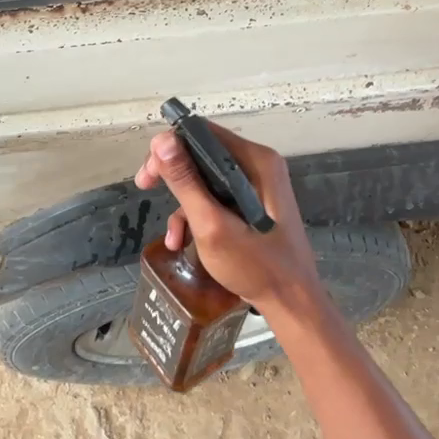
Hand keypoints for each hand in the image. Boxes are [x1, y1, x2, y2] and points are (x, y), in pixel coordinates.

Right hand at [135, 123, 330, 327]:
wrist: (293, 306)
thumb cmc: (256, 266)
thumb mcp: (212, 224)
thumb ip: (186, 182)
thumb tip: (161, 141)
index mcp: (255, 161)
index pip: (202, 132)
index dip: (168, 146)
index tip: (149, 172)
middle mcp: (257, 165)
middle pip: (200, 153)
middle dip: (170, 173)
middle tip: (145, 186)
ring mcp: (256, 185)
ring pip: (204, 177)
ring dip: (182, 202)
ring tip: (172, 236)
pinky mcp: (252, 204)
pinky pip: (215, 197)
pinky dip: (196, 215)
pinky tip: (183, 242)